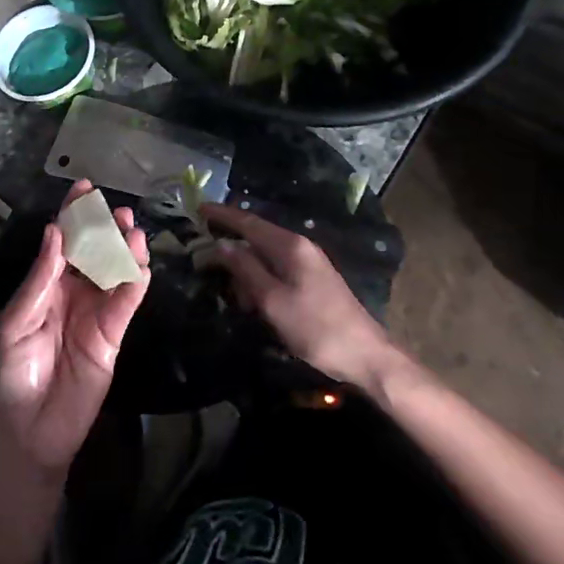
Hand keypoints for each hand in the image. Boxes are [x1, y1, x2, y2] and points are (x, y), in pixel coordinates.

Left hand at [0, 180, 149, 471]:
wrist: (26, 430)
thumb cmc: (10, 373)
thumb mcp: (15, 322)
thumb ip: (40, 278)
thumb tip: (54, 232)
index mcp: (47, 284)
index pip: (64, 241)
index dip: (74, 214)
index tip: (85, 188)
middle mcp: (75, 291)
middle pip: (96, 251)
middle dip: (106, 228)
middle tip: (117, 210)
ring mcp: (96, 311)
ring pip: (116, 271)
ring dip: (126, 249)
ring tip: (132, 230)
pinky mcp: (113, 334)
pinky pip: (127, 301)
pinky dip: (135, 280)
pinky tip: (140, 262)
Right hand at [203, 202, 398, 388]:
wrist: (365, 355)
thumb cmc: (316, 328)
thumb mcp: (273, 301)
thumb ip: (245, 269)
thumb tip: (222, 244)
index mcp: (289, 245)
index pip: (248, 222)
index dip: (222, 215)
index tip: (198, 208)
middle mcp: (299, 246)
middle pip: (256, 237)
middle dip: (232, 253)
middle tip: (210, 272)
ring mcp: (308, 262)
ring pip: (265, 256)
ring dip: (247, 274)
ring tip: (239, 301)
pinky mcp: (312, 279)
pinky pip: (277, 270)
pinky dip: (261, 282)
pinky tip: (257, 303)